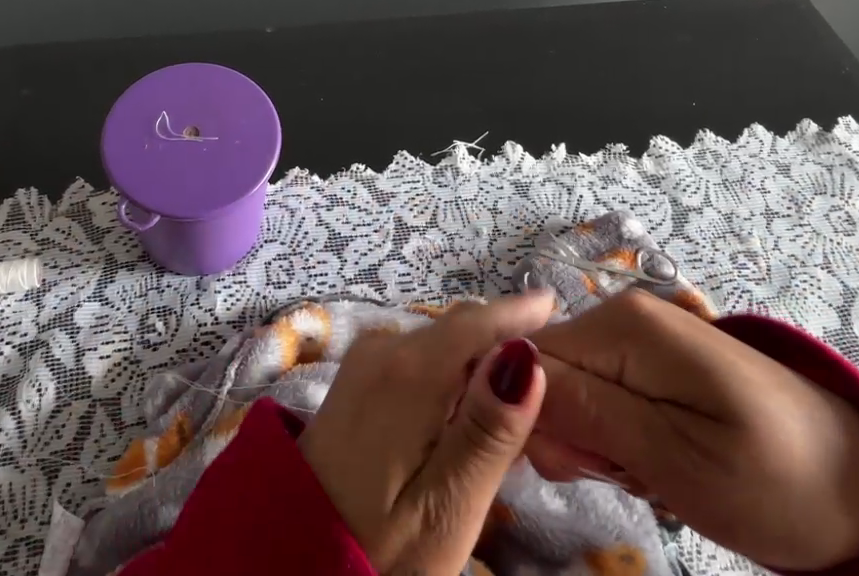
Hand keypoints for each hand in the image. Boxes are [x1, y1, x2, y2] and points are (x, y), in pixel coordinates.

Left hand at [299, 292, 553, 575]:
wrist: (297, 551)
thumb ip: (489, 429)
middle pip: (460, 329)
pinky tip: (464, 420)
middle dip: (505, 346)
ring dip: (478, 364)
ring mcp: (365, 359)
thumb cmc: (381, 540)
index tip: (561, 307)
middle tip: (550, 391)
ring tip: (512, 415)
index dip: (521, 312)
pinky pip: (419, 358)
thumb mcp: (447, 502)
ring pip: (441, 343)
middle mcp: (384, 347)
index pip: (477, 320)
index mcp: (409, 370)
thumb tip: (526, 355)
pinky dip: (450, 377)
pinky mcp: (357, 377)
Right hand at [527, 291, 858, 571]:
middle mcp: (622, 312)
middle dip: (564, 430)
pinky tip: (645, 457)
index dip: (533, 417)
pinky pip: (596, 389)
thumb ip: (585, 412)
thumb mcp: (676, 459)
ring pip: (564, 385)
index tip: (576, 467)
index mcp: (623, 324)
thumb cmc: (781, 483)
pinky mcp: (650, 358)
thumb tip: (499, 371)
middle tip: (620, 473)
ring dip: (587, 437)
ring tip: (641, 470)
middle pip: (541, 370)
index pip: (524, 360)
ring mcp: (637, 333)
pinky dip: (608, 432)